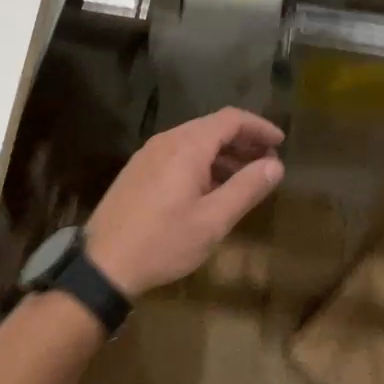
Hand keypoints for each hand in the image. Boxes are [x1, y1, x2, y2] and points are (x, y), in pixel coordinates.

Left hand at [86, 108, 285, 295]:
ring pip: (194, 141)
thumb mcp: (213, 221)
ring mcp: (149, 154)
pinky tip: (211, 188)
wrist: (103, 264)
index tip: (281, 141)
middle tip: (269, 161)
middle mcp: (167, 140)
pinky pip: (178, 154)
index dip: (259, 127)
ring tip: (246, 177)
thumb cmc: (163, 242)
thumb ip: (246, 189)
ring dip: (223, 153)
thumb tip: (275, 165)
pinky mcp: (139, 170)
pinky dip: (203, 162)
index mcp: (187, 145)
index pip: (231, 119)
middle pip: (212, 127)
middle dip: (243, 140)